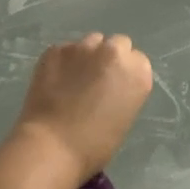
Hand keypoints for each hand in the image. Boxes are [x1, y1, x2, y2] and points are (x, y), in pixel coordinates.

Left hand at [9, 33, 152, 179]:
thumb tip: (110, 85)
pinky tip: (54, 81)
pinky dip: (62, 63)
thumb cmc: (94, 145)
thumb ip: (124, 90)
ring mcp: (83, 47)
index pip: (137, 59)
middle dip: (109, 58)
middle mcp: (113, 51)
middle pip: (117, 44)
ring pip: (90, 42)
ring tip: (73, 79)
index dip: (125, 73)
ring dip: (86, 56)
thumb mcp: (124, 117)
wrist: (52, 146)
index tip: (115, 87)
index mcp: (137, 71)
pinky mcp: (56, 49)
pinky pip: (65, 51)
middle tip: (96, 80)